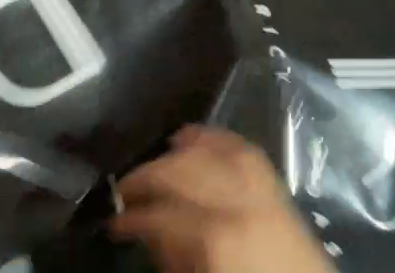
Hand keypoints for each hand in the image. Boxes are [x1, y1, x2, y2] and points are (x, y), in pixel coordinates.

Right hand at [112, 126, 333, 272]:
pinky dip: (213, 139)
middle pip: (177, 171)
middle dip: (143, 179)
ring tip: (151, 170)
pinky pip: (242, 151)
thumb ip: (173, 255)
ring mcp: (265, 196)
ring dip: (172, 157)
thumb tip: (145, 230)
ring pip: (205, 152)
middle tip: (124, 193)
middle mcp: (240, 207)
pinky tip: (188, 139)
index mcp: (217, 241)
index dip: (129, 217)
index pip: (158, 212)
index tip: (113, 223)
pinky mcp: (281, 194)